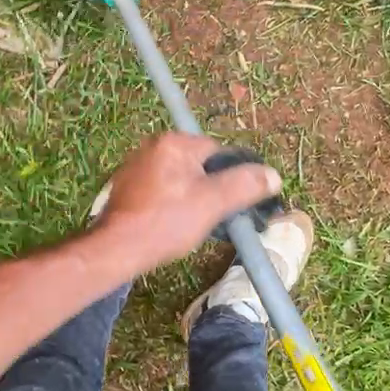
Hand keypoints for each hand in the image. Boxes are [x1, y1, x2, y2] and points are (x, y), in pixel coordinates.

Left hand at [92, 133, 281, 272]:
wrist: (117, 248)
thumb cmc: (166, 222)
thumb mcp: (212, 204)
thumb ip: (244, 186)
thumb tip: (272, 174)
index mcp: (173, 142)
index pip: (216, 151)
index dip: (228, 179)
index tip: (227, 205)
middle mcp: (152, 145)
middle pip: (197, 164)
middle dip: (208, 189)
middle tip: (209, 217)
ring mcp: (136, 165)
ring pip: (179, 178)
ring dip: (189, 197)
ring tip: (189, 224)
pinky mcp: (126, 185)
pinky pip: (160, 188)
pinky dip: (169, 203)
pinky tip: (168, 224)